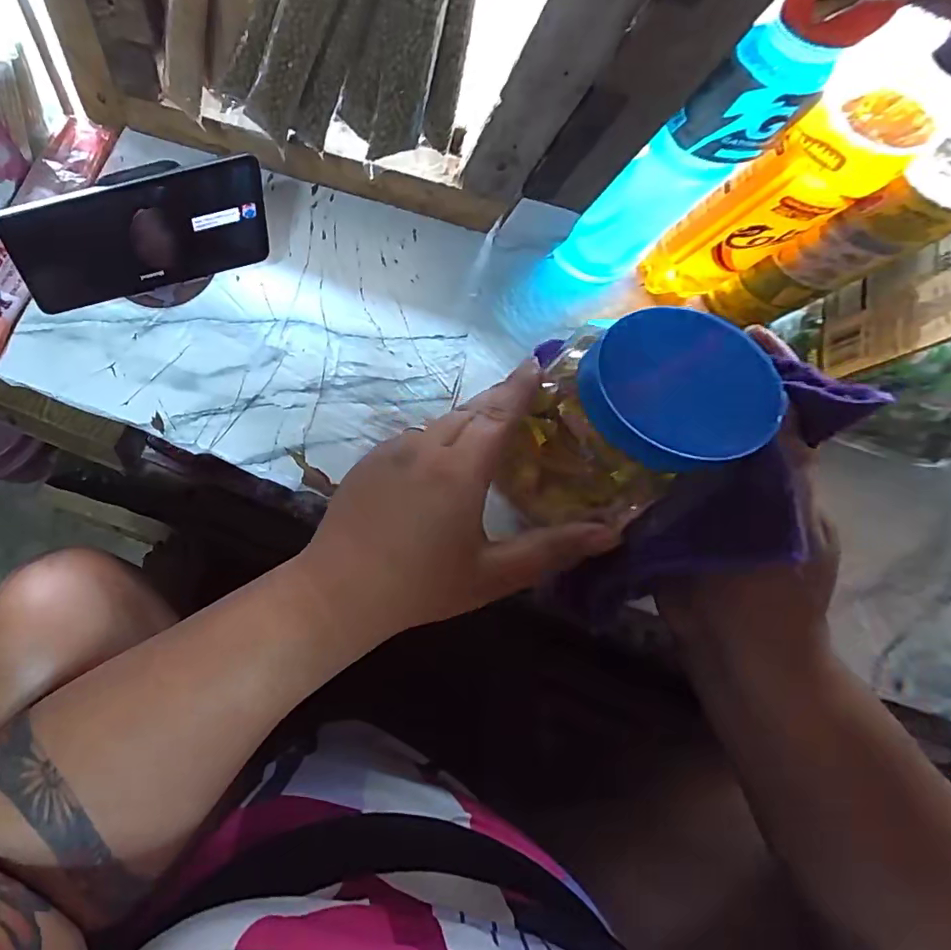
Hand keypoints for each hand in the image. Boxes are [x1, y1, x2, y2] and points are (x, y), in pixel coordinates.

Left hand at [294, 361, 621, 642]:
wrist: (340, 587)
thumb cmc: (420, 586)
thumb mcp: (493, 574)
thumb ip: (551, 549)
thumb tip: (611, 532)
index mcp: (457, 469)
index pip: (497, 414)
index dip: (520, 387)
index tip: (537, 362)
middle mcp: (422, 449)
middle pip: (467, 412)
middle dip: (497, 400)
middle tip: (523, 393)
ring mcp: (388, 452)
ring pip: (435, 424)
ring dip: (464, 420)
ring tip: (487, 428)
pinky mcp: (366, 462)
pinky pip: (409, 439)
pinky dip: (433, 438)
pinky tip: (438, 459)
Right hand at [655, 327, 839, 672]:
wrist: (736, 651)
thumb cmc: (773, 593)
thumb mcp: (792, 528)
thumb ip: (786, 473)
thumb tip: (773, 405)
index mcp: (780, 473)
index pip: (773, 406)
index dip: (761, 368)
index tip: (736, 331)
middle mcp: (739, 475)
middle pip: (720, 416)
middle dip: (697, 382)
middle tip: (660, 350)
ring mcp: (699, 496)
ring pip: (680, 442)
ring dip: (657, 413)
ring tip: (623, 381)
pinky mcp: (662, 515)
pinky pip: (647, 473)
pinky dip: (631, 450)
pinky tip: (600, 433)